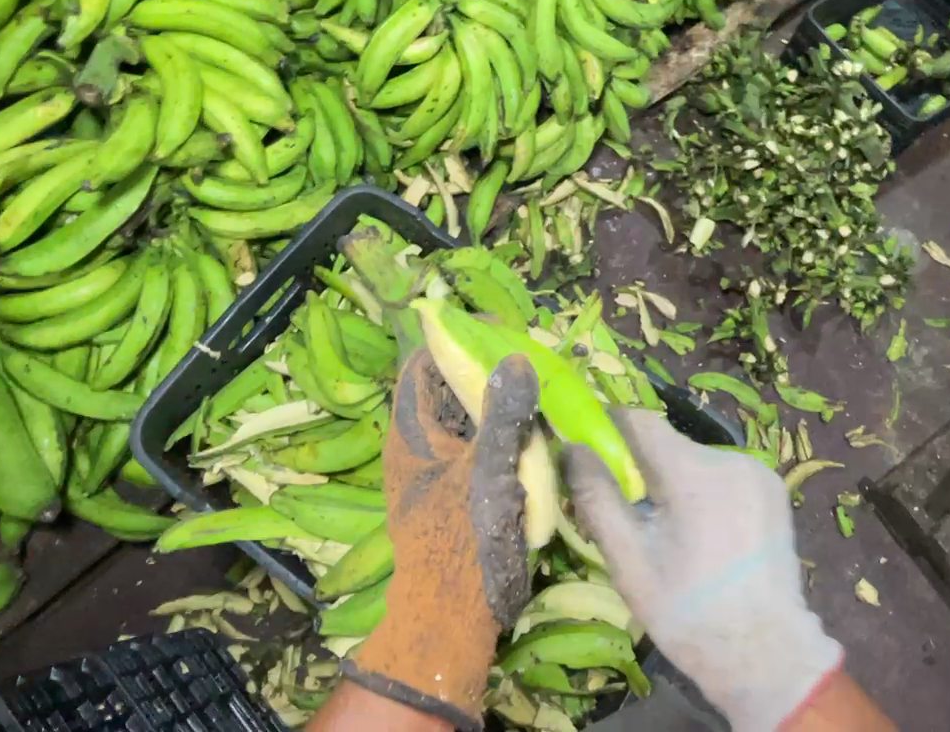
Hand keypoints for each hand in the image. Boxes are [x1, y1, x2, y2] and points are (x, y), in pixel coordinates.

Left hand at [342, 348, 538, 730]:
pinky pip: (477, 444)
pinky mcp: (456, 489)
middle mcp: (418, 443)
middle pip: (446, 387)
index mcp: (411, 431)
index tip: (496, 332)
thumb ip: (504, 413)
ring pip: (465, 417)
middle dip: (484, 369)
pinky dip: (502, 431)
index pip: (423, 364)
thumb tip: (517, 357)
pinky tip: (535, 430)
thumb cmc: (463, 539)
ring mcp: (436, 468)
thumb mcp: (487, 470)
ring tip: (538, 386)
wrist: (453, 618)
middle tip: (528, 358)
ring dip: (496, 401)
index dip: (454, 340)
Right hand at [564, 409, 843, 731]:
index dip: (609, 428)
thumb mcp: (628, 560)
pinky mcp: (773, 488)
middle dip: (642, 466)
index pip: (639, 421)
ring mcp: (757, 471)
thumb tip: (571, 448)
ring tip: (671, 531)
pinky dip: (704, 490)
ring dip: (674, 480)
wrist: (766, 656)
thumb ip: (596, 496)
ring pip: (694, 458)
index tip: (591, 449)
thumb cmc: (687, 613)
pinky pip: (722, 473)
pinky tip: (705, 532)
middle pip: (667, 443)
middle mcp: (729, 459)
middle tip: (630, 510)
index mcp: (693, 473)